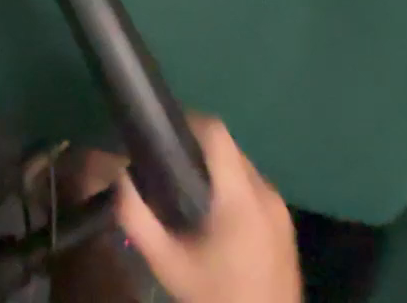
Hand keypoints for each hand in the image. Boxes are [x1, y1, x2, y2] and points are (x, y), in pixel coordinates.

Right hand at [116, 117, 300, 302]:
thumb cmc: (215, 298)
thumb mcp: (166, 263)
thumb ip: (136, 218)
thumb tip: (120, 176)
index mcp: (239, 197)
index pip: (217, 133)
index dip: (187, 121)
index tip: (161, 131)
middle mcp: (265, 193)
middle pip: (228, 147)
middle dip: (196, 148)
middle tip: (164, 164)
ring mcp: (281, 209)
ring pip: (242, 166)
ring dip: (214, 167)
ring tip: (184, 190)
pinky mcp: (286, 223)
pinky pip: (254, 187)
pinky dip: (231, 187)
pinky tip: (211, 216)